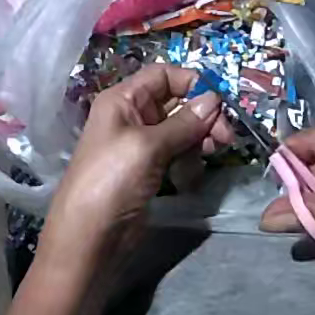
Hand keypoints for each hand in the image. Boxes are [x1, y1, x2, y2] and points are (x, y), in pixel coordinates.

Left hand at [41, 65, 228, 272]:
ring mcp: (141, 144)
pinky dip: (190, 157)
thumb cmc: (112, 180)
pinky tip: (194, 172)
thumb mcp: (148, 146)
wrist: (88, 238)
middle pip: (176, 101)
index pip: (162, 75)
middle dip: (203, 114)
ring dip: (200, 137)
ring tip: (214, 152)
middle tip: (226, 136)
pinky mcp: (149, 169)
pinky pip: (178, 152)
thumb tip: (214, 98)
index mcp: (122, 100)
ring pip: (181, 128)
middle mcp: (131, 116)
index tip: (220, 100)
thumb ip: (184, 121)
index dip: (191, 82)